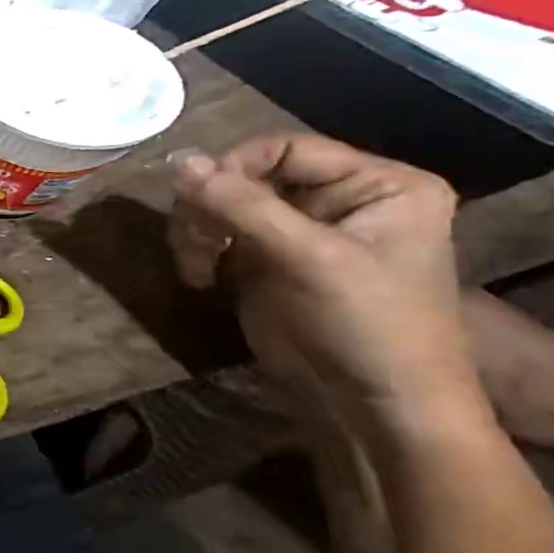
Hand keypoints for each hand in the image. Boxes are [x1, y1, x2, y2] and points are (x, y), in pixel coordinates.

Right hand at [168, 134, 489, 436]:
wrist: (369, 404)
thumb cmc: (365, 324)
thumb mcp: (307, 258)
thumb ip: (241, 205)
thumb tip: (175, 160)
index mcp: (378, 184)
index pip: (285, 148)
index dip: (234, 168)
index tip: (199, 201)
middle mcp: (338, 198)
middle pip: (245, 175)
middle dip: (209, 206)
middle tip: (194, 241)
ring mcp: (298, 230)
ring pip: (220, 203)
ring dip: (196, 230)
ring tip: (195, 265)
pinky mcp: (265, 258)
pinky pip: (215, 233)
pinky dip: (197, 251)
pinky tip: (199, 277)